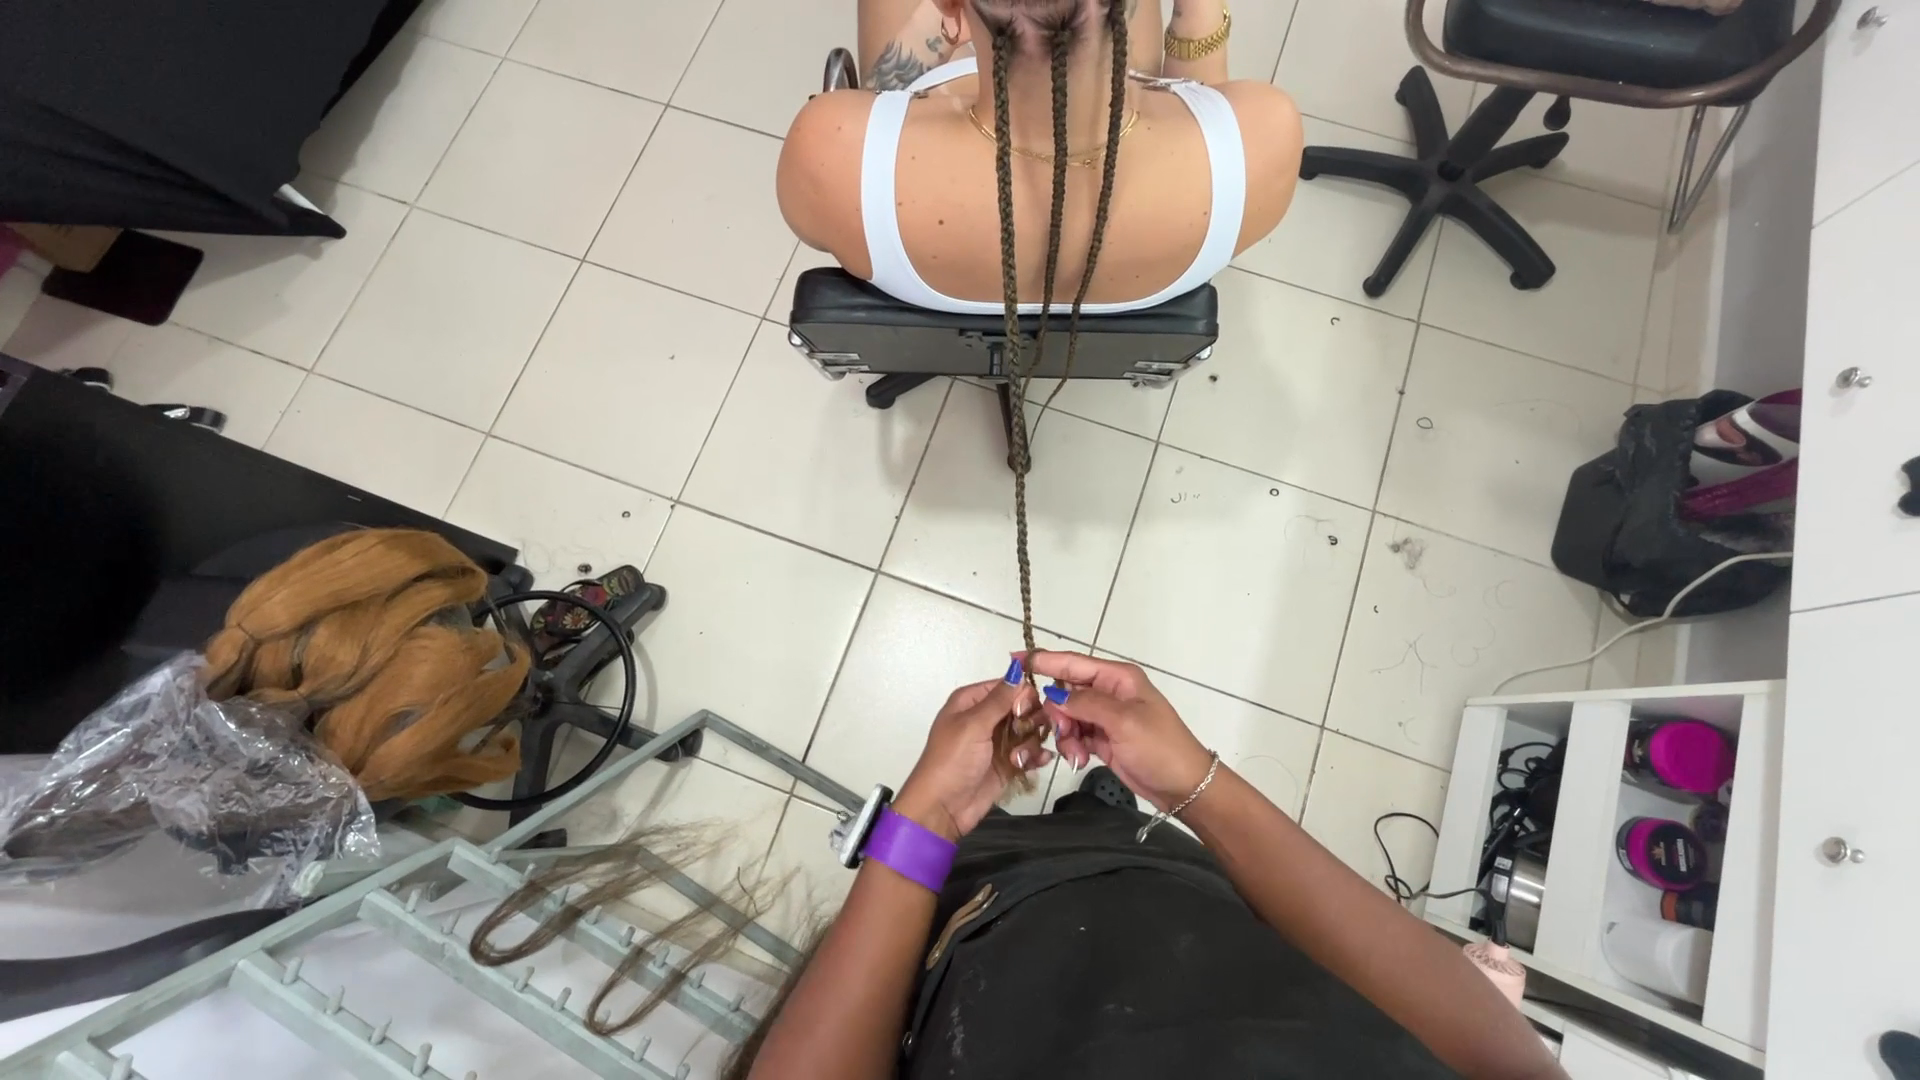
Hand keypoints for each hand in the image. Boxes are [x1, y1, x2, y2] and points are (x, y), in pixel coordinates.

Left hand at [895, 667, 1052, 840]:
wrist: (943, 808)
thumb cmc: (951, 761)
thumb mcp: (973, 725)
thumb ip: (1000, 699)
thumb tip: (1017, 668)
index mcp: (972, 701)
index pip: (1008, 686)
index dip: (1021, 695)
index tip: (1025, 710)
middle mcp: (986, 717)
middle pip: (1023, 707)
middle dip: (1030, 720)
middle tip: (1024, 734)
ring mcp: (998, 740)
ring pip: (1030, 729)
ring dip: (1030, 742)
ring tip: (1018, 758)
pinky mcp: (1008, 763)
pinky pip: (1030, 751)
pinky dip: (1034, 756)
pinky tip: (1032, 763)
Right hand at [1027, 651, 1211, 811]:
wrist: (1185, 787)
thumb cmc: (1160, 748)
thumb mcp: (1123, 721)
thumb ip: (1085, 703)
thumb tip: (1054, 694)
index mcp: (1117, 678)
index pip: (1073, 663)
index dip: (1044, 660)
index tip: (1013, 659)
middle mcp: (1109, 692)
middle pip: (1065, 691)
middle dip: (1057, 711)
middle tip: (1062, 731)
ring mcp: (1106, 716)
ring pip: (1066, 715)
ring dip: (1064, 734)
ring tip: (1075, 753)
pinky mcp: (1103, 738)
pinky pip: (1074, 734)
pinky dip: (1072, 745)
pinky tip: (1079, 759)